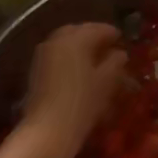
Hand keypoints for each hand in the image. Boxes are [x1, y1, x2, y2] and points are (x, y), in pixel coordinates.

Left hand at [23, 22, 126, 144]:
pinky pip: (56, 55)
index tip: (122, 39)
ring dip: (79, 46)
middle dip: (92, 36)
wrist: (48, 129)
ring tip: (94, 58)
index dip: (111, 33)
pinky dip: (68, 57)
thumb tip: (119, 54)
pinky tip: (79, 69)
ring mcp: (43, 55)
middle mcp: (56, 41)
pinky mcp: (36, 70)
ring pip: (64, 43)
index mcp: (75, 39)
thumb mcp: (105, 82)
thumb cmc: (82, 103)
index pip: (97, 29)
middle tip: (107, 46)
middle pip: (77, 31)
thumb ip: (114, 63)